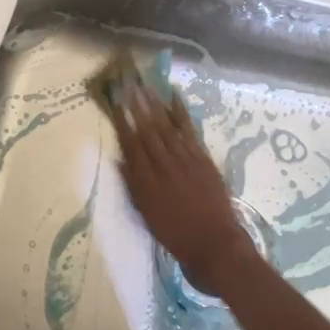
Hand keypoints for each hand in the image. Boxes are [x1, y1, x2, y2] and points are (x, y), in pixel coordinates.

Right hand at [104, 78, 256, 295]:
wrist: (215, 245)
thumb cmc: (176, 235)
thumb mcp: (147, 216)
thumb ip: (134, 186)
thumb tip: (120, 159)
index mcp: (147, 181)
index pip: (131, 145)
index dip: (122, 122)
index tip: (114, 102)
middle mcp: (164, 165)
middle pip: (148, 131)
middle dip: (136, 106)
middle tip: (127, 84)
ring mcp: (185, 160)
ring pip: (166, 126)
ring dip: (155, 105)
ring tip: (144, 85)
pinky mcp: (203, 158)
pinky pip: (190, 130)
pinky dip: (181, 113)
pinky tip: (174, 97)